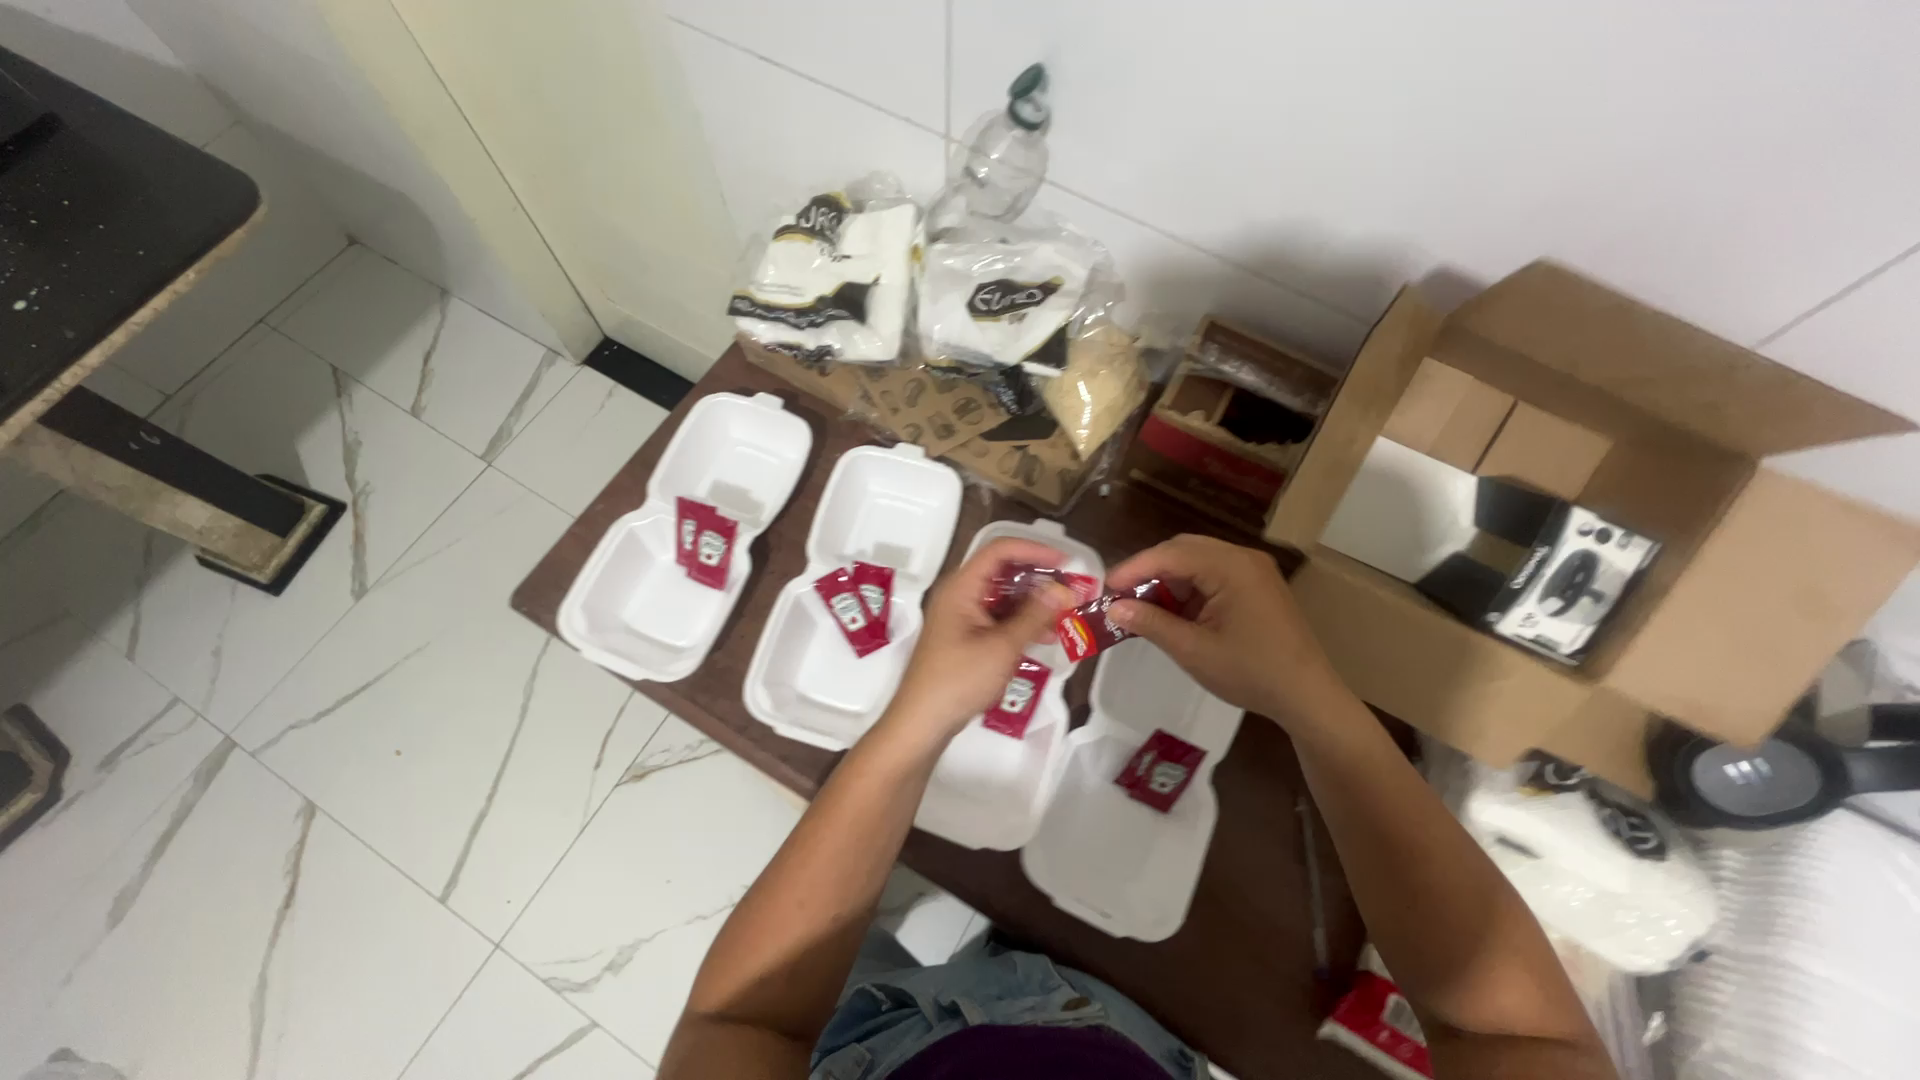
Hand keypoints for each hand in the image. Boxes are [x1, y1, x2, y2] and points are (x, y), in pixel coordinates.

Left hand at [881, 537, 1077, 744]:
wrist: (922, 723)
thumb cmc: (959, 680)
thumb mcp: (1002, 647)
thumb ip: (1034, 615)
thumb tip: (1063, 589)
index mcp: (961, 587)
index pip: (1000, 550)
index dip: (1035, 550)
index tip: (1067, 564)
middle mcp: (959, 595)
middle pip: (1003, 572)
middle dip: (1039, 579)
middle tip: (1073, 591)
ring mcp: (961, 617)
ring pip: (1003, 597)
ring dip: (1034, 603)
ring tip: (1067, 616)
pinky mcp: (965, 638)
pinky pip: (998, 618)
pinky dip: (1022, 622)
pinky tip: (1047, 636)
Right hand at [1107, 534, 1352, 728]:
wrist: (1307, 696)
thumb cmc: (1251, 673)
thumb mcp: (1193, 650)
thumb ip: (1151, 623)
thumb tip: (1114, 608)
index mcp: (1231, 567)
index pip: (1170, 554)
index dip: (1133, 568)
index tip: (1105, 589)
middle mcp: (1243, 558)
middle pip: (1183, 549)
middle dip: (1149, 570)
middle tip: (1121, 596)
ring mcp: (1254, 571)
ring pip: (1197, 561)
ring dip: (1169, 580)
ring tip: (1143, 607)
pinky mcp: (1257, 586)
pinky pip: (1213, 575)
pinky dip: (1189, 589)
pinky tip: (1174, 612)